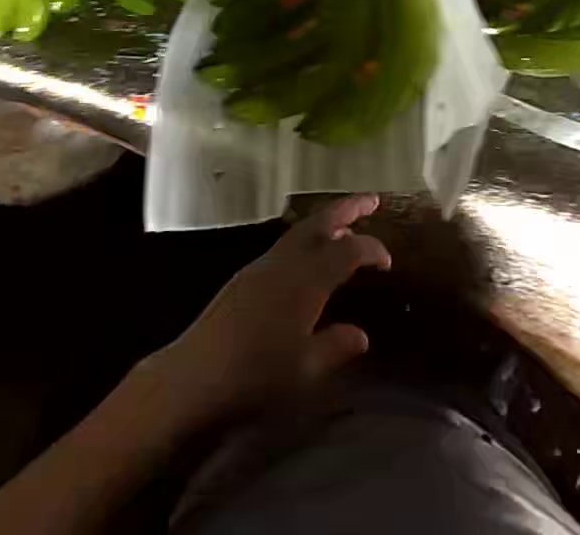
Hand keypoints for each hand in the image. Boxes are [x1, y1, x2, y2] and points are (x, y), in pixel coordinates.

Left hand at [162, 195, 391, 418]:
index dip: (372, 249)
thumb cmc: (254, 376)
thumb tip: (360, 335)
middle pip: (320, 223)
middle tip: (370, 200)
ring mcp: (260, 267)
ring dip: (325, 223)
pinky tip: (307, 261)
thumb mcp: (305, 370)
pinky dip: (305, 241)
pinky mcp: (243, 279)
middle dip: (347, 208)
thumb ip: (335, 346)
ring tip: (344, 228)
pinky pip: (284, 246)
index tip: (387, 261)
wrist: (191, 379)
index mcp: (307, 280)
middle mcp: (285, 263)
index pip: (348, 250)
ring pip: (299, 232)